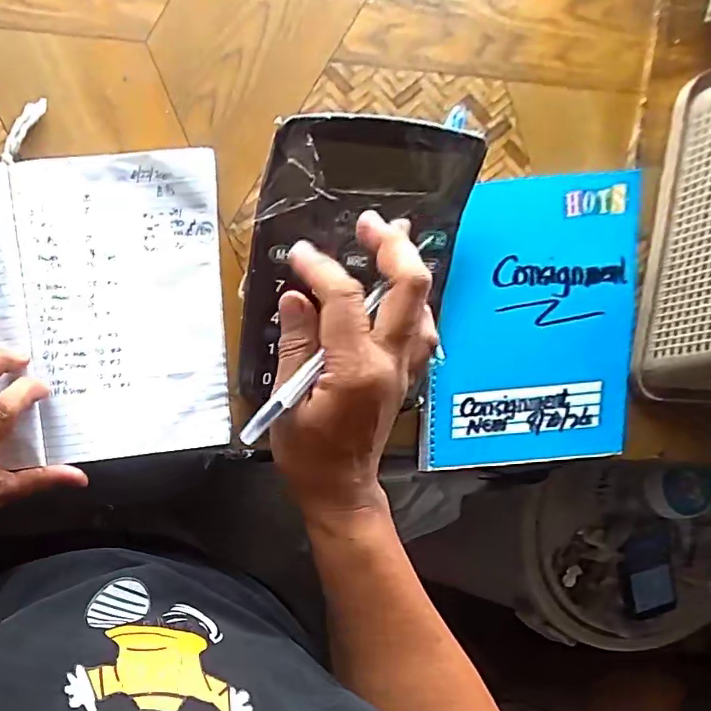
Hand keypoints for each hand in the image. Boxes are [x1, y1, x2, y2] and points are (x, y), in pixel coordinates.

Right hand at [271, 212, 437, 519]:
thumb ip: (295, 347)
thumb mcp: (288, 402)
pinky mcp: (404, 377)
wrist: (341, 488)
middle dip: (391, 246)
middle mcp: (389, 362)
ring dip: (408, 269)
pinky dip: (410, 302)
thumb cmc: (307, 454)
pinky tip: (397, 294)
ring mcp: (403, 369)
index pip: (343, 301)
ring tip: (390, 242)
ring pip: (422, 304)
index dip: (321, 269)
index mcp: (355, 369)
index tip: (299, 254)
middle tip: (369, 222)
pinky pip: (420, 329)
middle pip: (408, 287)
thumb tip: (295, 299)